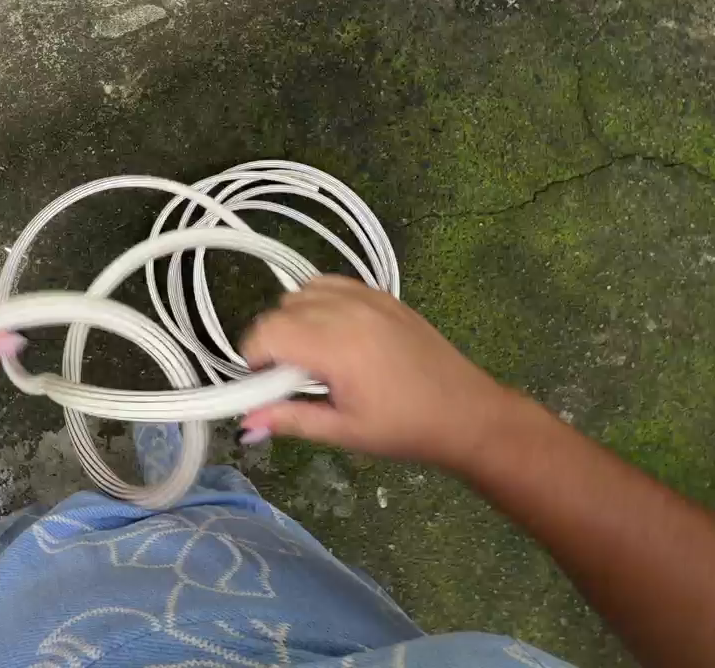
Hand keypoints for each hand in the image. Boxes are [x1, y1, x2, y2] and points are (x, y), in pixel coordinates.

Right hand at [239, 275, 525, 472]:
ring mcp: (365, 297)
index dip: (253, 355)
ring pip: (299, 292)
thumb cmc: (405, 429)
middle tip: (288, 375)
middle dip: (272, 341)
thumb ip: (291, 419)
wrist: (469, 414)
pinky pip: (327, 282)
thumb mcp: (345, 431)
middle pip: (279, 310)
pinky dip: (316, 300)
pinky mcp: (379, 292)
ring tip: (312, 353)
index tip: (263, 380)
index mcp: (338, 347)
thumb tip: (244, 423)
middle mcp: (348, 312)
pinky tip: (329, 329)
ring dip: (292, 319)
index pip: (268, 332)